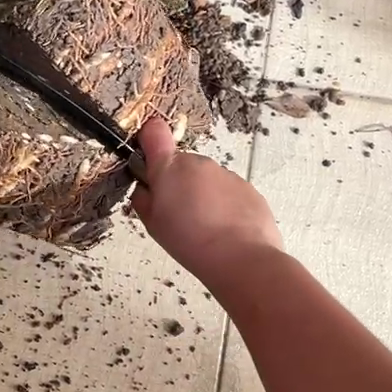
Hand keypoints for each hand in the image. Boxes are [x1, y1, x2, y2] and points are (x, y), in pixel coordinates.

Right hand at [130, 115, 282, 278]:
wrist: (241, 259)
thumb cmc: (189, 241)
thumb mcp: (152, 224)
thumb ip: (143, 198)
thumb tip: (145, 188)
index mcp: (169, 168)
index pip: (154, 132)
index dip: (150, 140)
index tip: (149, 158)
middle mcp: (198, 163)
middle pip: (182, 164)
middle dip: (178, 183)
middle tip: (178, 213)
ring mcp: (226, 174)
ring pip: (206, 179)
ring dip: (202, 195)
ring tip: (203, 226)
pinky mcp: (248, 188)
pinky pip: (229, 192)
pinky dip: (224, 205)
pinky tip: (224, 230)